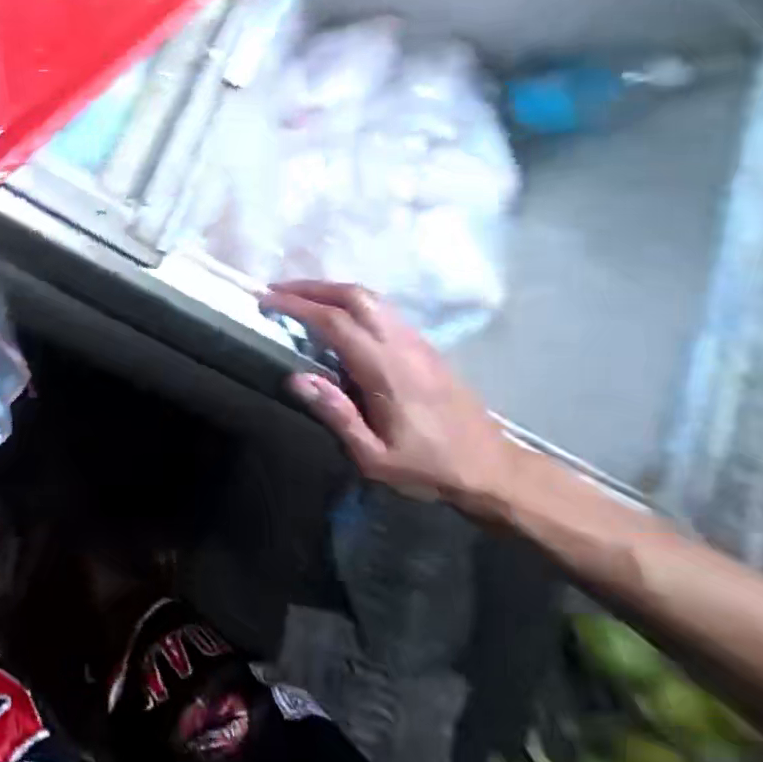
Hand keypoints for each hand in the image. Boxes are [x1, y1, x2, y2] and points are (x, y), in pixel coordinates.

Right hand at [261, 280, 518, 508]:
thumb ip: (336, 416)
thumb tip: (296, 378)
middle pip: (357, 297)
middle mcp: (405, 349)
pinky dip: (352, 303)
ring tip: (300, 299)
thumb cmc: (429, 468)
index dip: (297, 305)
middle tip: (277, 291)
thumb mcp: (374, 457)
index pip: (336, 322)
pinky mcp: (427, 351)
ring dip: (332, 292)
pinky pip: (385, 313)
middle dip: (312, 288)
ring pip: (374, 300)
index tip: (266, 299)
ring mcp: (420, 346)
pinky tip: (336, 317)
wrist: (496, 473)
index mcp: (387, 372)